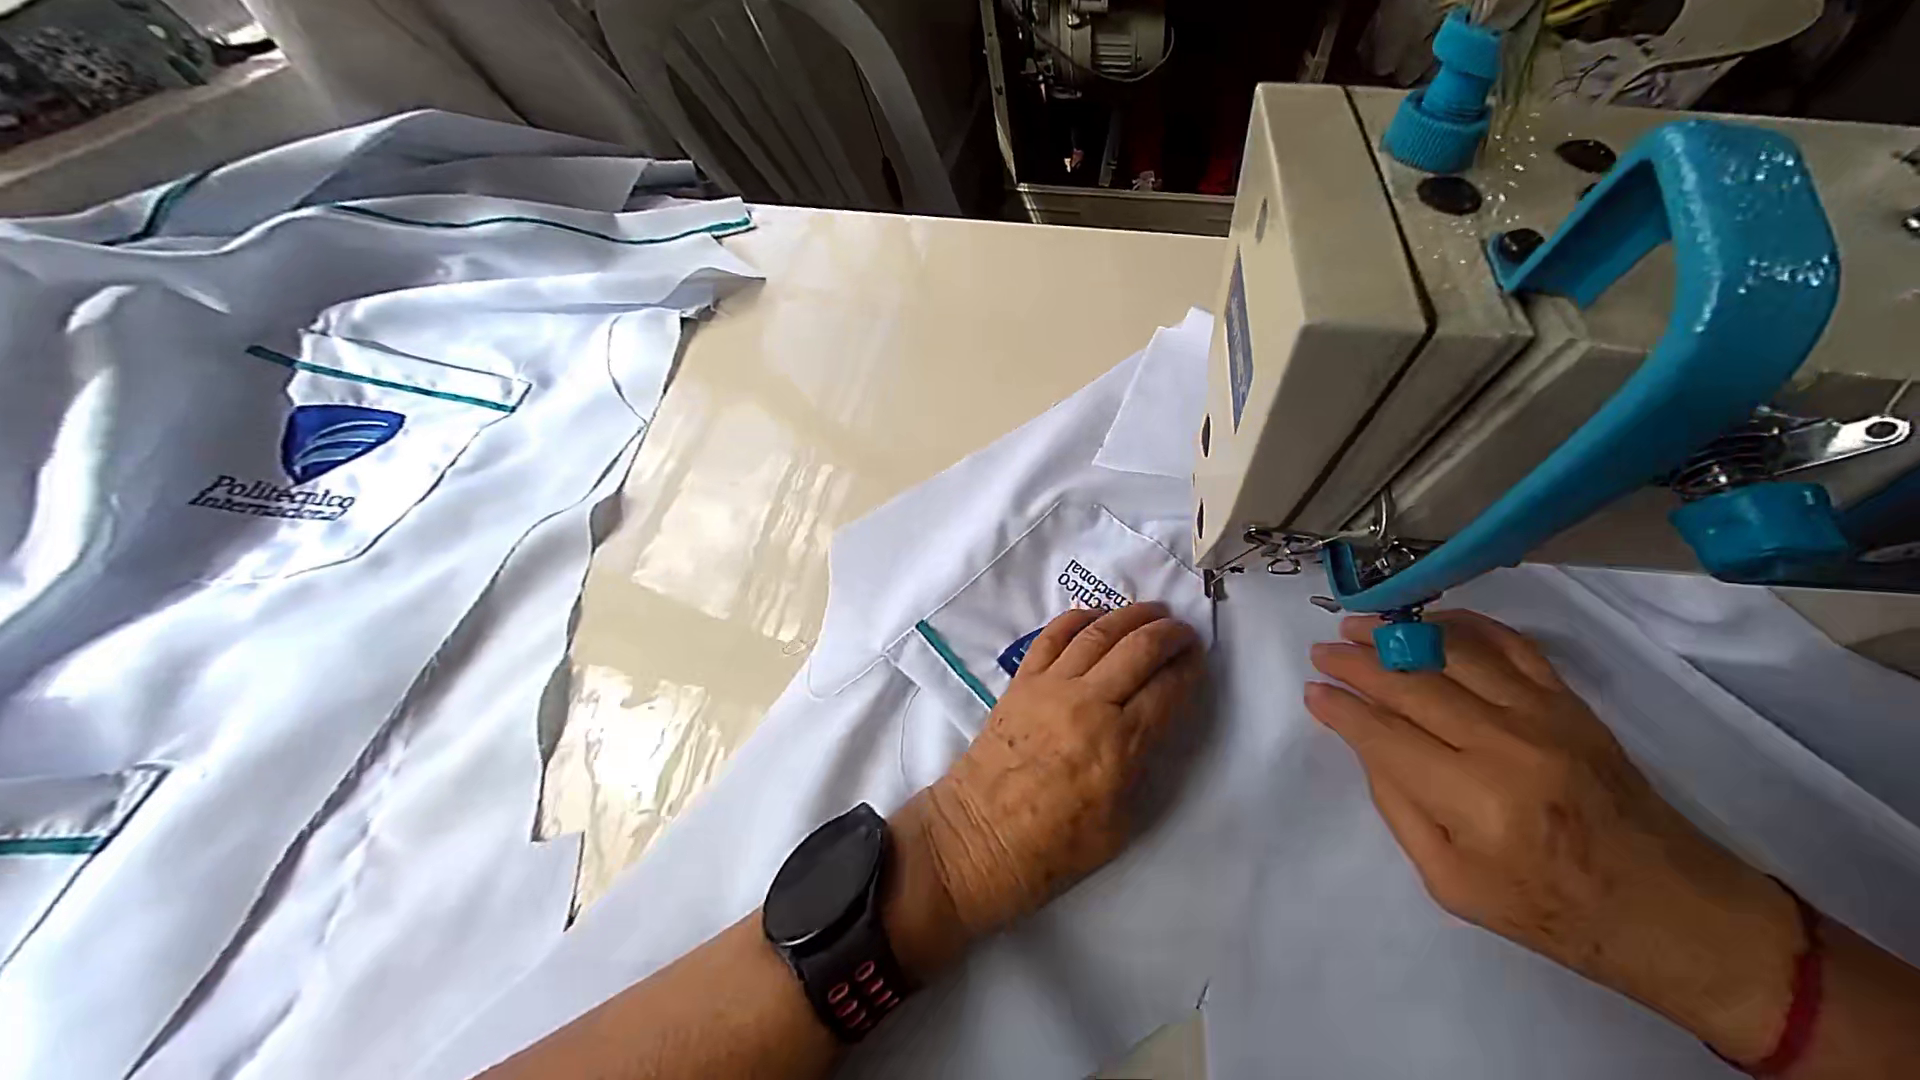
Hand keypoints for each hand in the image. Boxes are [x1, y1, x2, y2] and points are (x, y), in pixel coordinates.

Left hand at [916, 603, 1204, 938]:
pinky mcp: (1021, 681)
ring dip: (1130, 615)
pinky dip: (1078, 618)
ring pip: (1098, 633)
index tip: (1199, 659)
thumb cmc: (1054, 846)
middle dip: (1169, 633)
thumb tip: (1154, 722)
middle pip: (1138, 649)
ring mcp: (1050, 686)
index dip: (1189, 669)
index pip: (1167, 689)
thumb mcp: (1122, 822)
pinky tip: (1097, 615)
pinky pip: (1052, 636)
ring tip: (1152, 611)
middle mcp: (1087, 703)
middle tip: (1184, 631)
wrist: (979, 837)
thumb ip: (1143, 765)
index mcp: (1120, 744)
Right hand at [1306, 610, 1804, 1064]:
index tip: (1312, 691)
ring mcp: (1544, 717)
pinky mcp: (1571, 705)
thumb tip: (1364, 739)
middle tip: (1322, 650)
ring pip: (1452, 653)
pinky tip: (1429, 622)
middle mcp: (1506, 747)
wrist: (1675, 911)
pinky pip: (1510, 645)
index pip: (1382, 734)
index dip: (1339, 708)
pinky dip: (1464, 625)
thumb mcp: (1448, 881)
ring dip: (1397, 634)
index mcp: (1473, 801)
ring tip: (1358, 625)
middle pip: (1409, 684)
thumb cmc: (1549, 909)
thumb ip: (1398, 804)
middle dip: (1355, 662)